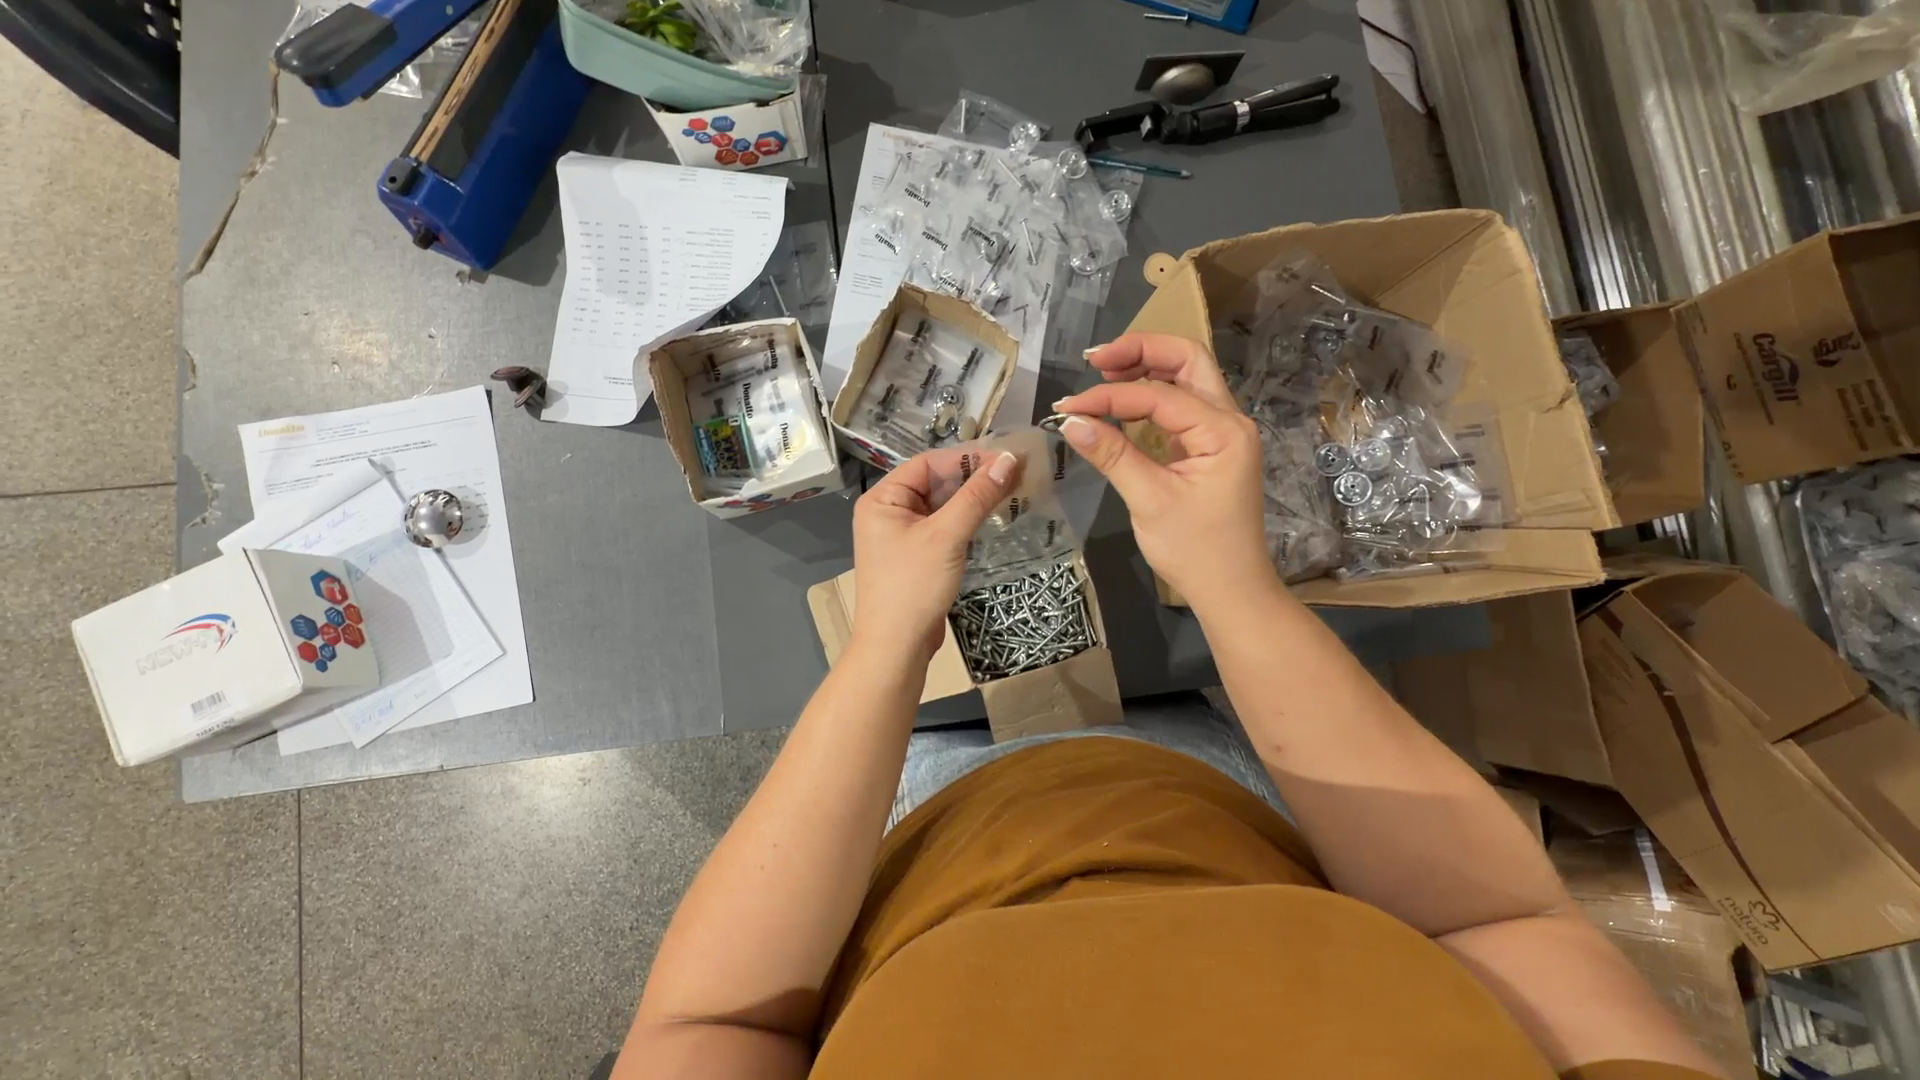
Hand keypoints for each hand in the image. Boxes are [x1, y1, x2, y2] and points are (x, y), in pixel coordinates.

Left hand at [850, 448, 1021, 662]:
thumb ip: (977, 496)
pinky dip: (966, 522)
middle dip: (973, 479)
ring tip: (1011, 494)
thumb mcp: (947, 536)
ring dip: (973, 501)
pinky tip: (993, 520)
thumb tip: (1009, 460)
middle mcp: (887, 512)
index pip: (928, 463)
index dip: (967, 458)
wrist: (896, 646)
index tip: (1006, 459)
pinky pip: (942, 528)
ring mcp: (900, 536)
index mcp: (882, 499)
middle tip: (1015, 476)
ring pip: (941, 506)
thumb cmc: (914, 586)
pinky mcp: (915, 557)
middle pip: (935, 483)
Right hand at [1055, 333, 1274, 609]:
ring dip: (1147, 367)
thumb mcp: (1149, 501)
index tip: (1067, 407)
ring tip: (1103, 373)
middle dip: (1140, 351)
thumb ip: (1112, 455)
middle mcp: (1230, 420)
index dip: (1109, 396)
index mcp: (1223, 431)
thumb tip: (1070, 422)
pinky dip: (1152, 395)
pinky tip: (1122, 403)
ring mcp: (1223, 432)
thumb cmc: (1195, 550)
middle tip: (1094, 361)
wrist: (1231, 588)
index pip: (1158, 394)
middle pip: (1187, 360)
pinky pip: (1182, 405)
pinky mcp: (1211, 446)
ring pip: (1187, 378)